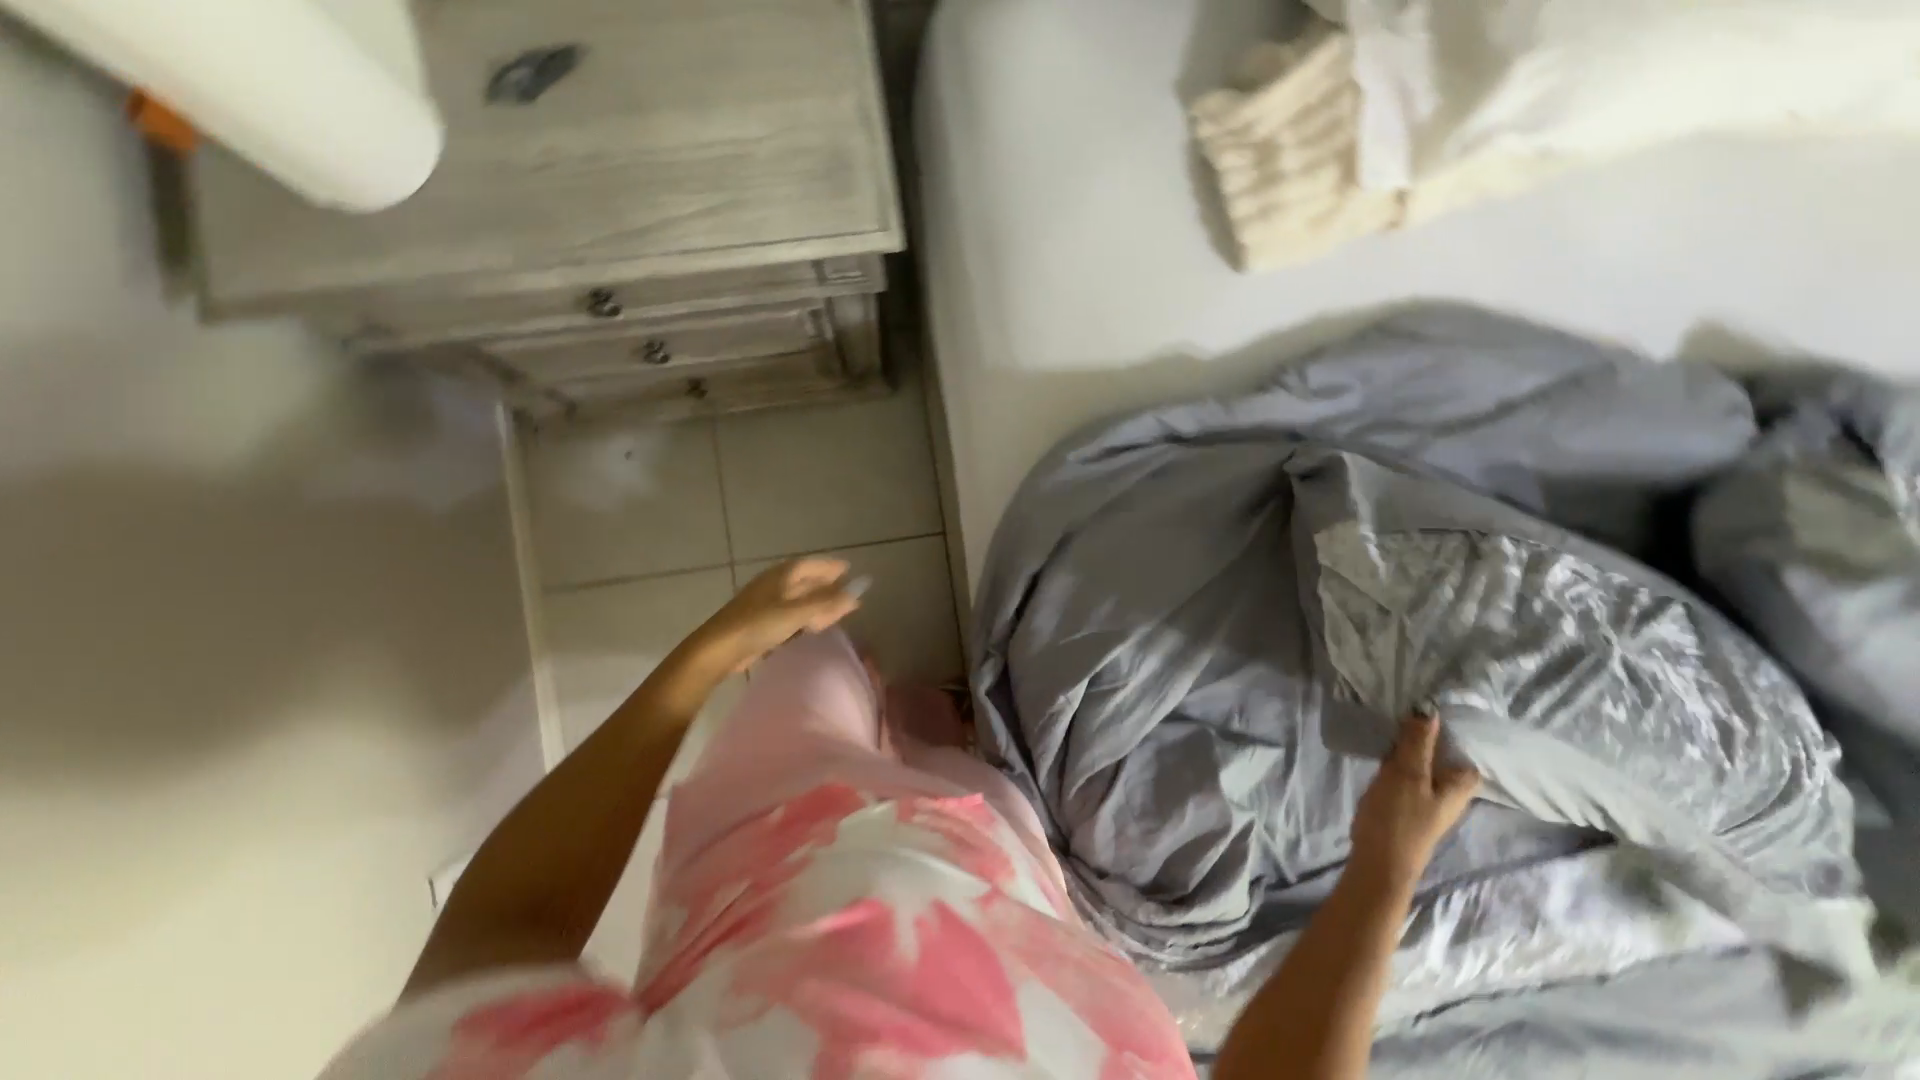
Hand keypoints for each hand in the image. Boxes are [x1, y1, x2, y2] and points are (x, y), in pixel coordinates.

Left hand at [688, 558, 861, 674]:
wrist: (720, 648)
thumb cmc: (759, 624)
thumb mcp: (797, 612)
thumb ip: (826, 603)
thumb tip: (855, 594)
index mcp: (782, 576)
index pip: (810, 565)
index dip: (829, 567)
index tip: (849, 570)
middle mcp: (774, 585)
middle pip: (805, 582)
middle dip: (827, 587)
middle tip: (848, 594)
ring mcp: (766, 603)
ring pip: (798, 599)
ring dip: (817, 604)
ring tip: (836, 612)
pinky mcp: (761, 622)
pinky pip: (790, 614)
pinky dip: (805, 617)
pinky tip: (811, 627)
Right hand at [1348, 713, 1480, 892]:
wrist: (1379, 862)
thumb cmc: (1399, 818)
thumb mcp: (1407, 774)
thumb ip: (1418, 742)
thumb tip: (1428, 710)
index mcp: (1461, 783)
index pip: (1464, 745)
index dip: (1449, 726)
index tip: (1428, 704)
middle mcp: (1451, 789)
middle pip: (1442, 752)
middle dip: (1426, 733)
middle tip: (1405, 708)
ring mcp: (1429, 796)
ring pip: (1423, 761)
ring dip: (1410, 746)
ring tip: (1392, 722)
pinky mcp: (1408, 802)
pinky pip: (1407, 772)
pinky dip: (1399, 760)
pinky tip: (1383, 750)